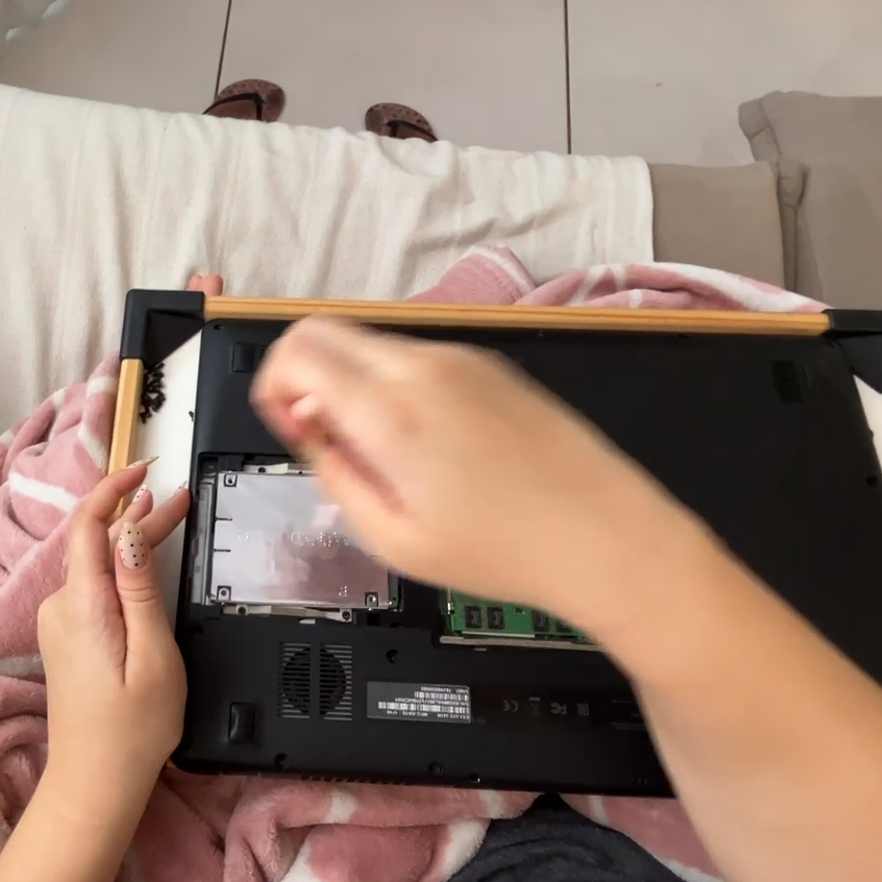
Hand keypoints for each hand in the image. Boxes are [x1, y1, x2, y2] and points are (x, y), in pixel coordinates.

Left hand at [37, 462, 190, 812]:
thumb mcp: (151, 654)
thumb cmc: (133, 727)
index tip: (146, 470)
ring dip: (131, 539)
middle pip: (97, 542)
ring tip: (170, 517)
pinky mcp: (66, 634)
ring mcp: (60, 620)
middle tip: (182, 499)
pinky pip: (93, 585)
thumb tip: (131, 533)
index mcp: (83, 605)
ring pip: (97, 562)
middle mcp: (62, 605)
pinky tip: (143, 559)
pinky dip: (121, 565)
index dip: (114, 490)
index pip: (88, 526)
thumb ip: (139, 590)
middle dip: (138, 516)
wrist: (94, 783)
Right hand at [250, 317, 715, 633]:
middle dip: (302, 378)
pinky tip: (421, 442)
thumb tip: (310, 432)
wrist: (608, 538)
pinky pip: (413, 356)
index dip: (274, 388)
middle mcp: (424, 368)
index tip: (290, 426)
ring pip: (368, 343)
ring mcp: (460, 360)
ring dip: (349, 383)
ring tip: (382, 452)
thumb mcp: (394, 540)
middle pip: (324, 331)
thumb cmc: (509, 550)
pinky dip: (390, 384)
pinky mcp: (488, 365)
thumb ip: (334, 475)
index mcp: (392, 412)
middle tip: (324, 436)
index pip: (296, 352)